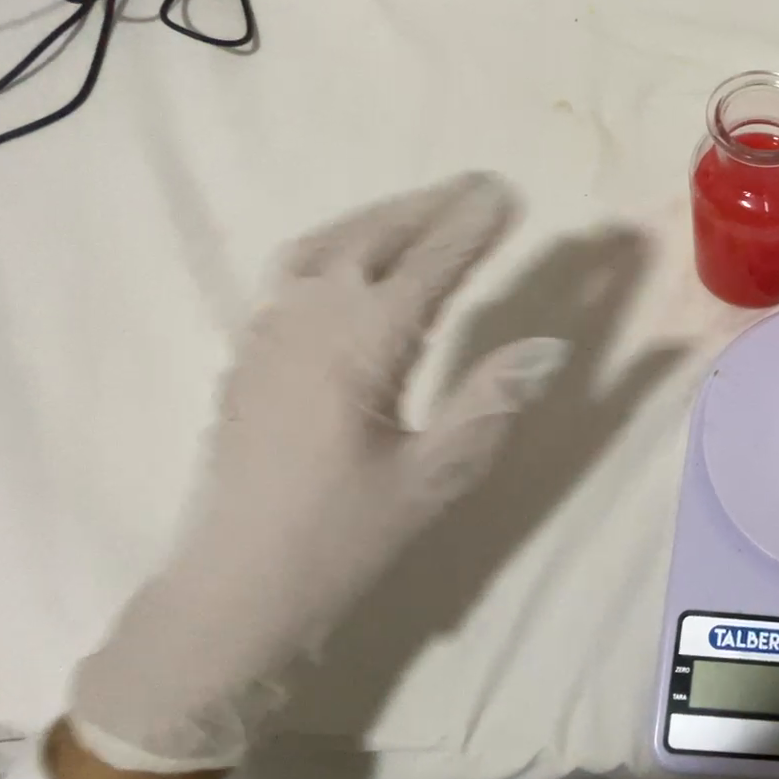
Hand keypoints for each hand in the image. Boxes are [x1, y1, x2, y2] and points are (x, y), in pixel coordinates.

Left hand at [69, 173, 566, 772]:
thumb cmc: (340, 541)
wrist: (228, 595)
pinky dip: (336, 243)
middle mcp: (305, 325)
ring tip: (424, 206)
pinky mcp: (248, 357)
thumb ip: (489, 403)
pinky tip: (354, 259)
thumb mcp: (433, 479)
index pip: (426, 269)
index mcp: (357, 351)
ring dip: (378, 216)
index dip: (471, 230)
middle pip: (369, 239)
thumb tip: (549, 345)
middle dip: (428, 205)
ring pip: (321, 247)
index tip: (507, 194)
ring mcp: (266, 336)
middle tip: (476, 184)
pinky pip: (291, 273)